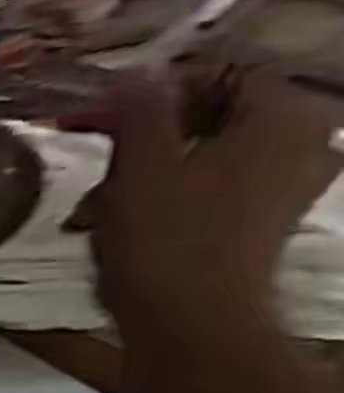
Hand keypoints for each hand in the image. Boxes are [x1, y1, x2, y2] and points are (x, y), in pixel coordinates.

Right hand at [63, 66, 341, 334]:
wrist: (190, 319)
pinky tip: (121, 225)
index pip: (214, 78)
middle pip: (207, 119)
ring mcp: (288, 182)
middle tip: (87, 171)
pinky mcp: (261, 219)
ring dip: (140, 176)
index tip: (86, 119)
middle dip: (138, 144)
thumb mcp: (139, 169)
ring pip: (201, 156)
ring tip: (92, 211)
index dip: (145, 95)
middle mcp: (306, 139)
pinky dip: (162, 198)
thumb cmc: (165, 239)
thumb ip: (140, 114)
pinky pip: (209, 188)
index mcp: (287, 116)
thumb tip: (134, 73)